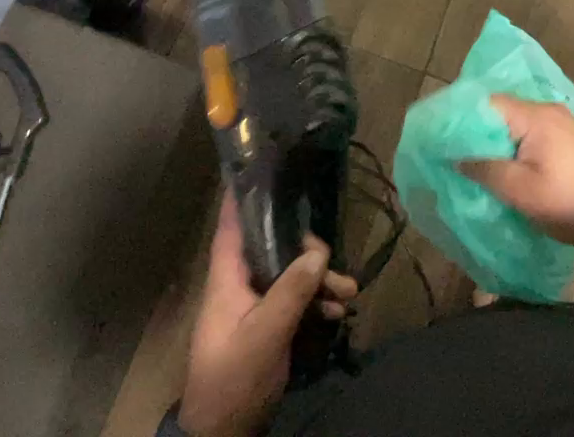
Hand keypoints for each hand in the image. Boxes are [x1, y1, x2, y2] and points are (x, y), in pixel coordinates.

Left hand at [178, 194, 356, 436]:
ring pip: (290, 273)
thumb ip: (291, 290)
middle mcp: (241, 281)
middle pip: (275, 247)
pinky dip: (317, 301)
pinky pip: (296, 299)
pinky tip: (337, 311)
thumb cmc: (233, 375)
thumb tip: (318, 252)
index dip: (243, 193)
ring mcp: (255, 303)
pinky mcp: (269, 324)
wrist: (225, 430)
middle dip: (308, 252)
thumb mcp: (264, 333)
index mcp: (227, 275)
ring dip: (319, 280)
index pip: (231, 222)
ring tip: (348, 294)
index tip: (263, 164)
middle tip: (335, 266)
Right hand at [460, 94, 573, 249]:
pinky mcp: (565, 136)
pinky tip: (501, 160)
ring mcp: (559, 121)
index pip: (488, 103)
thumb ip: (484, 169)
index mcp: (536, 117)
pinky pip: (529, 130)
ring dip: (494, 137)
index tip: (440, 134)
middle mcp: (548, 110)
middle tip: (451, 148)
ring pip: (514, 121)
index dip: (462, 117)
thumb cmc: (567, 204)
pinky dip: (512, 142)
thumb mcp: (520, 191)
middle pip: (500, 110)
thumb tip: (455, 156)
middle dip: (475, 128)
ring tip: (471, 157)